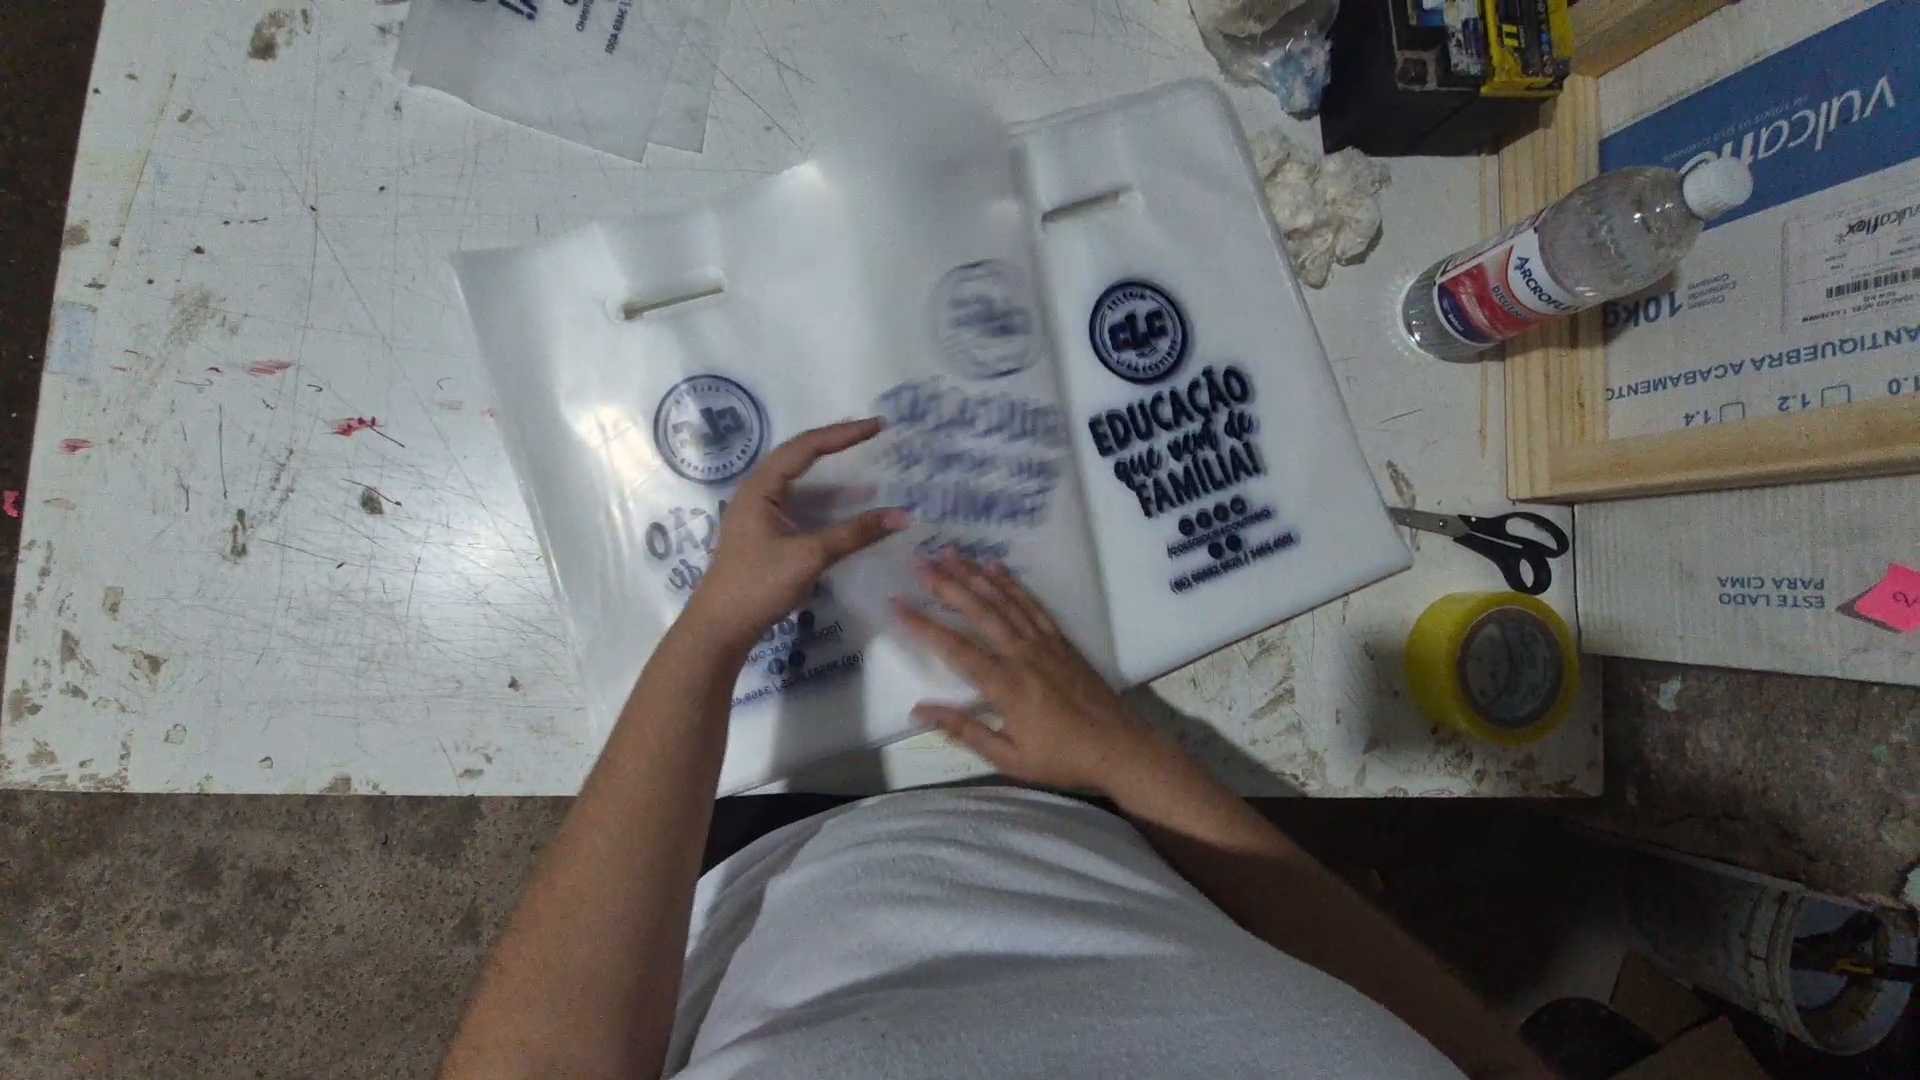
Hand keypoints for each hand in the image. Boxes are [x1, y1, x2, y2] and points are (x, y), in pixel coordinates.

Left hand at [685, 418, 907, 651]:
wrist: (722, 626)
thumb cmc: (759, 584)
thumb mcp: (810, 556)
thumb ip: (855, 533)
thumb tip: (903, 516)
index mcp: (761, 486)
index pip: (806, 447)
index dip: (844, 434)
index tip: (877, 426)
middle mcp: (759, 491)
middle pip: (802, 457)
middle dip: (839, 445)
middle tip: (873, 434)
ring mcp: (762, 512)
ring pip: (803, 483)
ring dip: (836, 477)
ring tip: (870, 468)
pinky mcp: (768, 532)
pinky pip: (803, 505)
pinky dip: (829, 502)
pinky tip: (852, 509)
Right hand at [893, 555, 1168, 792]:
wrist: (1120, 747)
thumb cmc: (1061, 758)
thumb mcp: (1008, 757)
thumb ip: (963, 730)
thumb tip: (919, 709)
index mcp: (1005, 685)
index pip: (954, 647)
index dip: (922, 624)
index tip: (896, 602)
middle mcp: (1022, 654)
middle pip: (978, 611)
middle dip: (946, 584)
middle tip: (919, 561)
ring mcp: (1043, 642)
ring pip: (1004, 600)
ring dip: (976, 575)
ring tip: (951, 553)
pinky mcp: (1061, 640)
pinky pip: (1032, 604)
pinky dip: (1013, 584)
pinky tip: (997, 567)